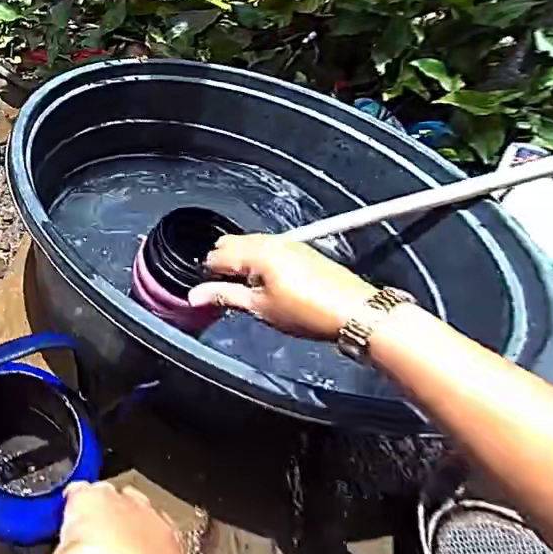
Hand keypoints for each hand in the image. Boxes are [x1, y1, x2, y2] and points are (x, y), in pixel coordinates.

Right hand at [187, 234, 378, 340]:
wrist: (356, 312)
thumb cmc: (310, 311)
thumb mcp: (261, 308)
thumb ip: (225, 296)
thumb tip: (196, 296)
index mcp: (255, 251)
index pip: (215, 256)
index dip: (208, 275)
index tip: (210, 293)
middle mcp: (269, 240)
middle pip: (229, 244)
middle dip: (222, 264)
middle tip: (226, 290)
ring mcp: (286, 242)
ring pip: (248, 244)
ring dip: (240, 262)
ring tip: (248, 289)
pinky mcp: (300, 249)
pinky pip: (267, 247)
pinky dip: (258, 260)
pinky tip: (267, 282)